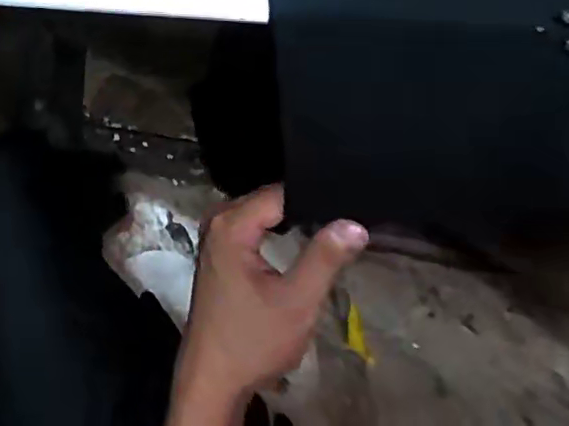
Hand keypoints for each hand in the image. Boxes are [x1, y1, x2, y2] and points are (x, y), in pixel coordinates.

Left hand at [168, 185, 367, 425]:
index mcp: (231, 223)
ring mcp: (214, 234)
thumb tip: (353, 224)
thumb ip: (324, 258)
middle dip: (303, 207)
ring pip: (259, 212)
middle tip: (343, 218)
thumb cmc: (254, 339)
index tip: (346, 205)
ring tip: (330, 227)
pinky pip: (250, 225)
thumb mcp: (297, 301)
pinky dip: (274, 229)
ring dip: (290, 219)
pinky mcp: (218, 249)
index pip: (277, 194)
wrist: (214, 374)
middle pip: (267, 200)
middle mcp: (217, 219)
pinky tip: (302, 239)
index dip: (313, 198)